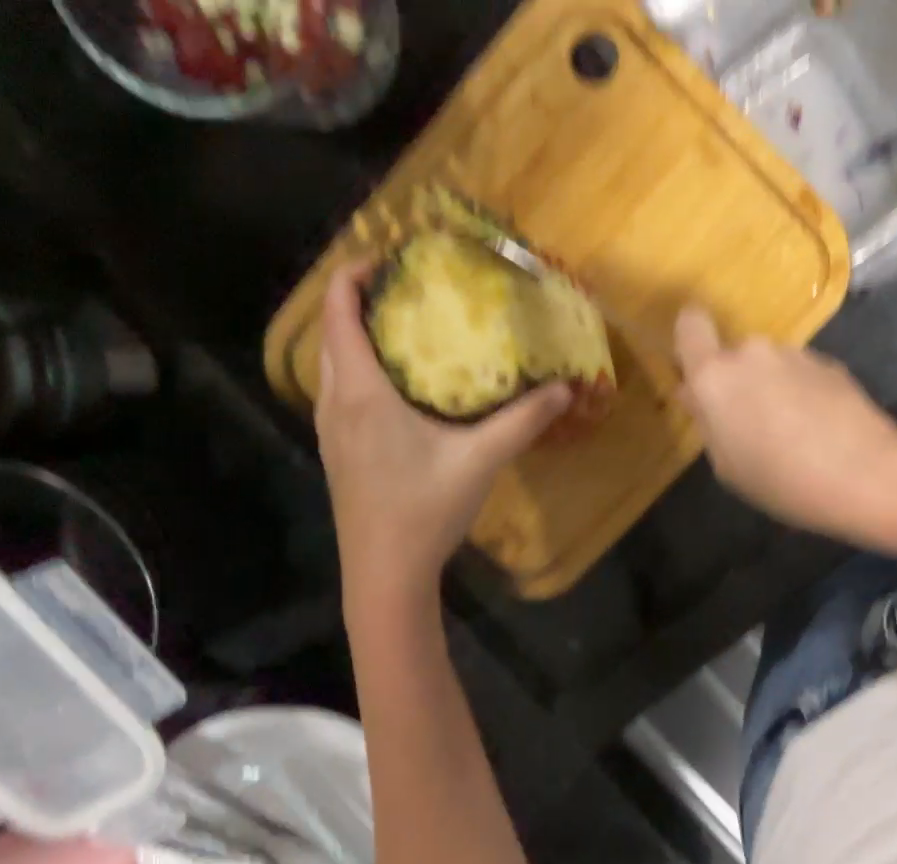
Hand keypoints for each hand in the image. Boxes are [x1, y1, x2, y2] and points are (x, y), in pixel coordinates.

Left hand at [316, 262, 572, 598]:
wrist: (384, 571)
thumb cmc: (426, 509)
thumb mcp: (482, 460)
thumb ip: (523, 420)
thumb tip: (566, 387)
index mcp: (361, 392)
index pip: (337, 312)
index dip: (354, 274)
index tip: (392, 259)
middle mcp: (336, 401)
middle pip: (331, 331)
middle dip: (361, 301)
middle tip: (412, 292)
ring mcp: (331, 428)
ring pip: (333, 362)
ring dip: (358, 336)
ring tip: (407, 330)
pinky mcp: (338, 450)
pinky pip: (340, 389)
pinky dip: (361, 367)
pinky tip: (402, 387)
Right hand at [673, 307, 896, 541]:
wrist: (866, 473)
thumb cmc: (782, 481)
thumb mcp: (728, 467)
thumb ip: (708, 422)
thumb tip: (696, 395)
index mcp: (715, 376)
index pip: (690, 325)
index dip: (692, 341)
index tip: (700, 370)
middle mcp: (753, 353)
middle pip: (736, 355)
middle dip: (741, 382)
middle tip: (755, 425)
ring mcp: (796, 355)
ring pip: (772, 366)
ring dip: (776, 388)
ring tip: (796, 433)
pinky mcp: (831, 364)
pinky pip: (804, 375)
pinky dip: (807, 394)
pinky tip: (824, 429)